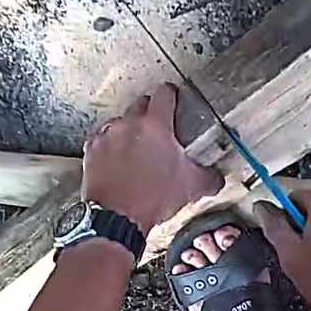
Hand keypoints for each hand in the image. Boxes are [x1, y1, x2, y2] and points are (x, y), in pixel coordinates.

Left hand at [82, 83, 223, 227]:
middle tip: (160, 129)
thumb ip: (210, 177)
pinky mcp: (92, 151)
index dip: (171, 93)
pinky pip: (103, 141)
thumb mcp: (192, 187)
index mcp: (155, 126)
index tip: (174, 96)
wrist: (118, 217)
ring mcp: (106, 137)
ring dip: (130, 131)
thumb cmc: (153, 197)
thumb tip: (218, 177)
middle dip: (150, 112)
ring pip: (120, 123)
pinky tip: (121, 162)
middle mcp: (128, 125)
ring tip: (139, 149)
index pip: (164, 94)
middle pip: (140, 104)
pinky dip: (112, 148)